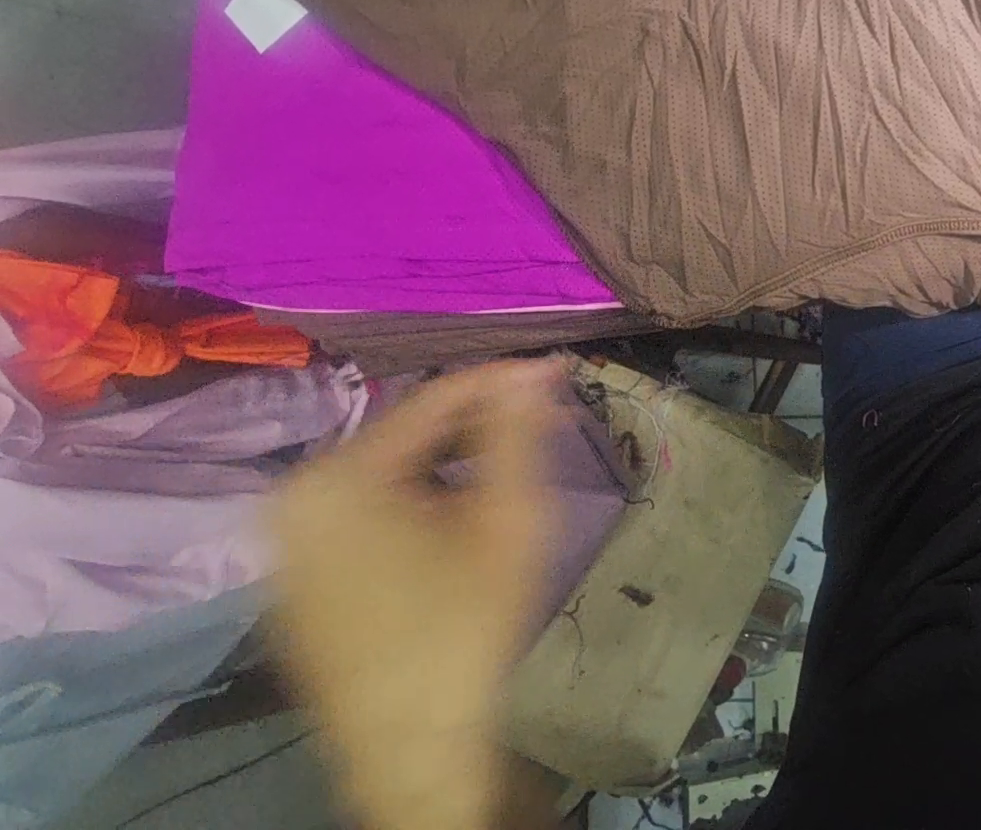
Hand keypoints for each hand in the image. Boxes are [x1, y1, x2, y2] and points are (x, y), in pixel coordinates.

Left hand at [271, 360, 563, 829]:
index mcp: (339, 477)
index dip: (504, 382)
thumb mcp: (509, 520)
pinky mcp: (297, 574)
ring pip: (390, 472)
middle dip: (481, 426)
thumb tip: (536, 371)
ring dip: (454, 461)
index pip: (435, 401)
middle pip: (408, 435)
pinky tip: (462, 515)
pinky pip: (366, 509)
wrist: (414, 741)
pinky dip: (419, 497)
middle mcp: (296, 497)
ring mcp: (288, 539)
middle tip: (548, 426)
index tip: (559, 371)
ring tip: (514, 468)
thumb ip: (520, 437)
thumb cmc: (467, 625)